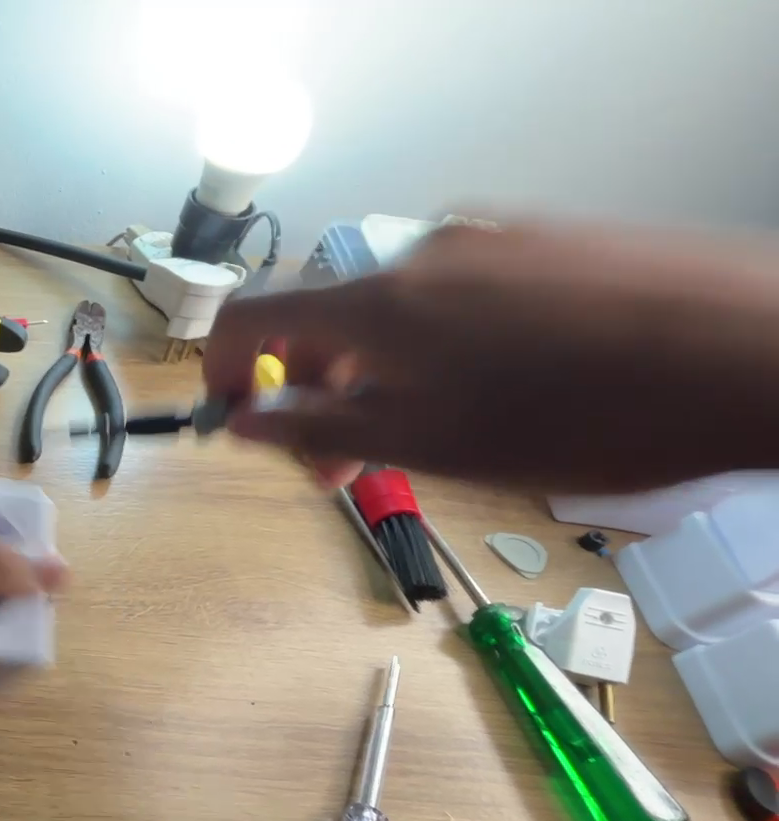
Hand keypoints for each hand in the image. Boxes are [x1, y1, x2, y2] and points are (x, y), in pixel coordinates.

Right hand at [203, 223, 778, 492]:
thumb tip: (237, 420)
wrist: (770, 354)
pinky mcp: (545, 240)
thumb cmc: (574, 417)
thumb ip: (313, 428)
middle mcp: (415, 256)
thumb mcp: (421, 442)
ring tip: (419, 428)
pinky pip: (450, 293)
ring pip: (387, 312)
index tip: (229, 417)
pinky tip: (487, 383)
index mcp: (371, 304)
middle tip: (334, 461)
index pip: (247, 318)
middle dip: (308, 391)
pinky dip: (431, 342)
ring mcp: (486, 240)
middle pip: (320, 323)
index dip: (218, 369)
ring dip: (372, 372)